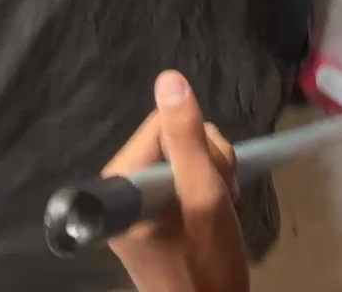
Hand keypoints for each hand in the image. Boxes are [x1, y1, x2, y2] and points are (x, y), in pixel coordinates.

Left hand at [104, 71, 248, 291]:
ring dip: (211, 170)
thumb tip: (168, 78)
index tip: (208, 178)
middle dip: (206, 158)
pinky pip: (180, 169)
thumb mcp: (204, 197)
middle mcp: (120, 187)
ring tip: (220, 204)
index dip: (194, 144)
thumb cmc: (208, 263)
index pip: (161, 126)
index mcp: (120, 184)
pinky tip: (213, 205)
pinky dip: (204, 181)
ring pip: (181, 150)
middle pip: (171, 136)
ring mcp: (135, 198)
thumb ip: (187, 137)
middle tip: (221, 194)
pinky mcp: (150, 206)